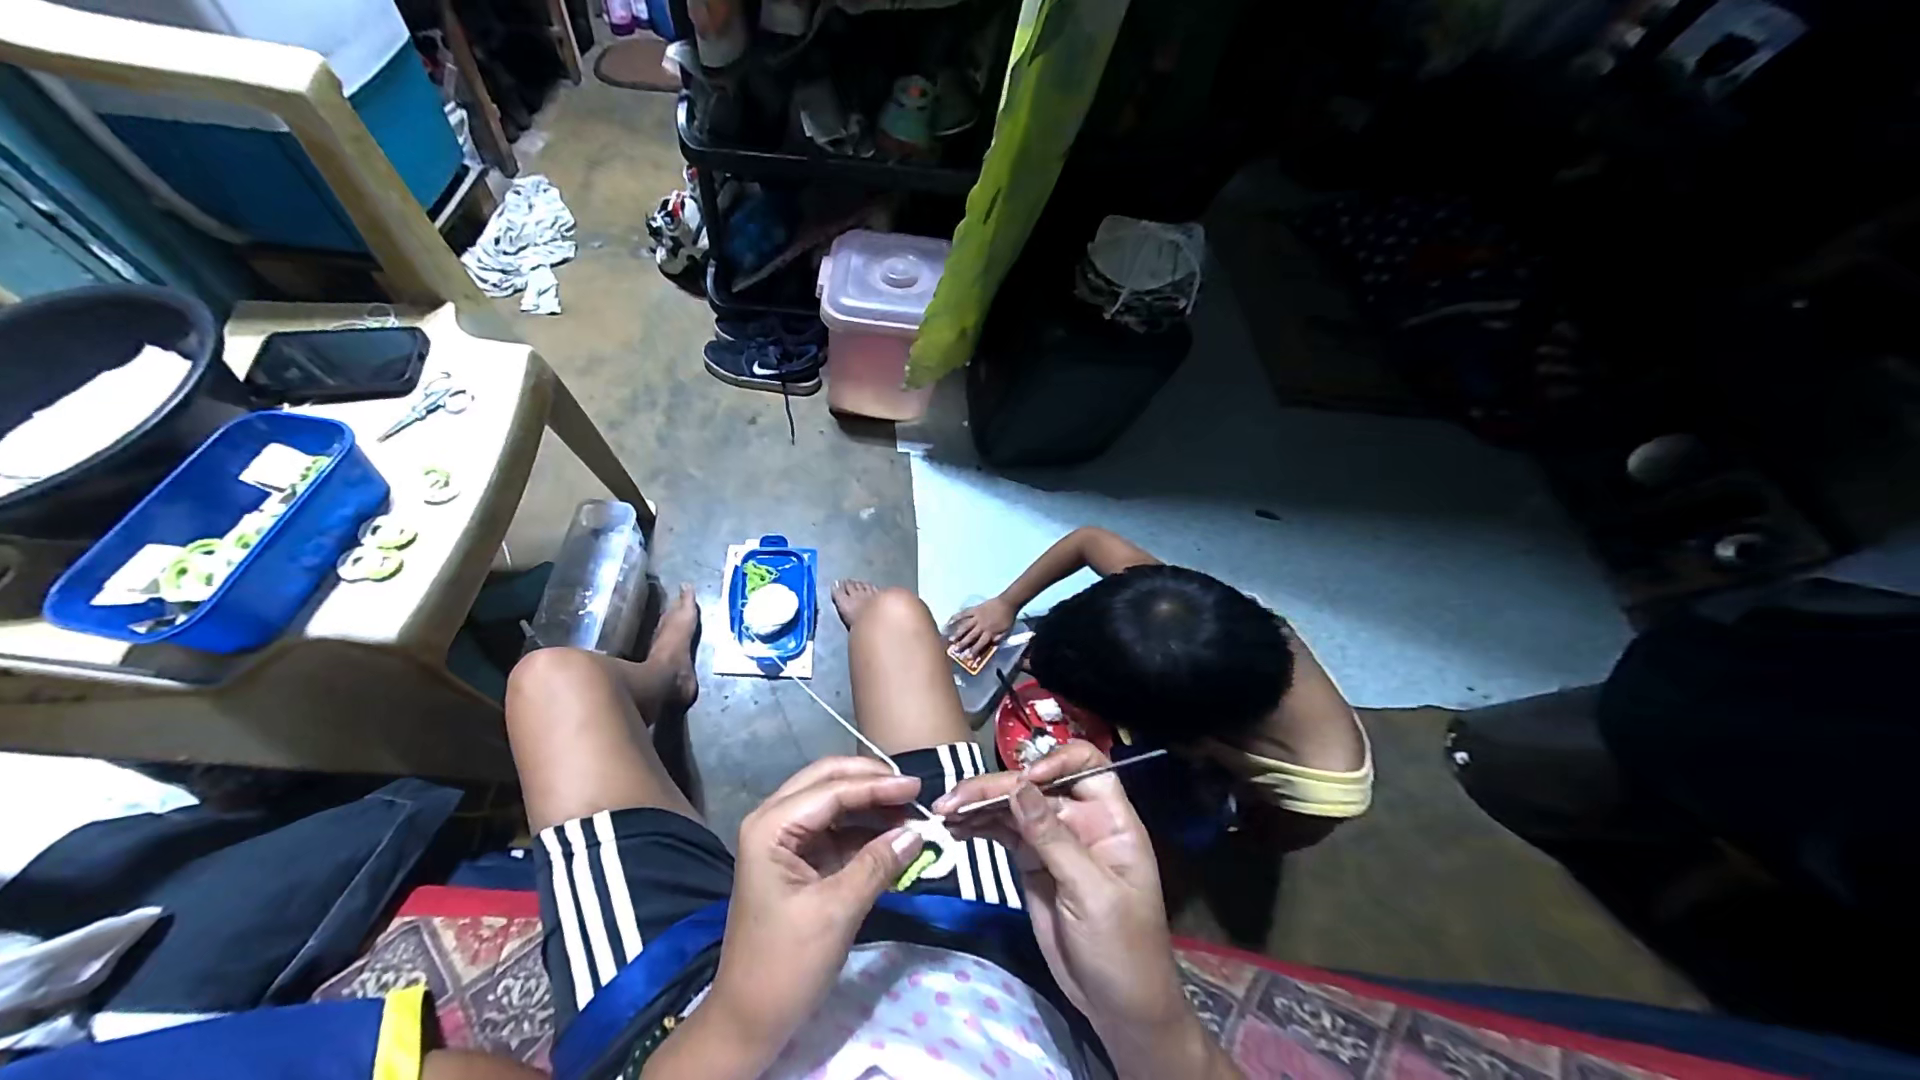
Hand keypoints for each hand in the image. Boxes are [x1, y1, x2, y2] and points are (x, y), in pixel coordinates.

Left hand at [709, 758, 926, 1059]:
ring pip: (833, 801)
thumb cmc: (786, 964)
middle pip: (828, 781)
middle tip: (912, 790)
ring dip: (870, 804)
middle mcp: (774, 821)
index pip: (831, 789)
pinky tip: (892, 835)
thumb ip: (877, 865)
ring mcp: (785, 840)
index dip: (877, 785)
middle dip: (871, 781)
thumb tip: (916, 834)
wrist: (749, 1020)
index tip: (918, 787)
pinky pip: (836, 829)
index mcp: (771, 827)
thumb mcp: (836, 912)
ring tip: (909, 812)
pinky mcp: (798, 859)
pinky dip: (864, 829)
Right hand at [931, 744, 1191, 1044]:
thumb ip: (1053, 838)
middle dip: (995, 787)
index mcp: (1109, 818)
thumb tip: (1018, 786)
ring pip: (1012, 806)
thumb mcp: (1092, 892)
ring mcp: (1052, 840)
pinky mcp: (1030, 862)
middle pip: (1035, 785)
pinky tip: (954, 827)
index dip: (1054, 761)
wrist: (1118, 1008)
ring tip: (944, 812)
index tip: (1022, 781)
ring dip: (978, 804)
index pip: (1085, 765)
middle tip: (954, 800)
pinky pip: (1002, 833)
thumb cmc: (1123, 948)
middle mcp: (1079, 819)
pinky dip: (977, 827)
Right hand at [947, 596, 1016, 660]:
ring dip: (958, 633)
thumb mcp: (1007, 631)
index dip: (975, 650)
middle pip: (971, 636)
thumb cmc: (1008, 618)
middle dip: (963, 644)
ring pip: (966, 626)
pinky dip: (957, 617)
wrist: (1007, 603)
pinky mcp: (975, 609)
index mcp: (990, 632)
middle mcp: (981, 626)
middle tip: (956, 650)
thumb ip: (999, 639)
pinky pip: (964, 613)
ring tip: (951, 639)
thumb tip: (991, 644)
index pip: (981, 643)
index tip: (968, 657)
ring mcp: (977, 617)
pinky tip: (950, 621)